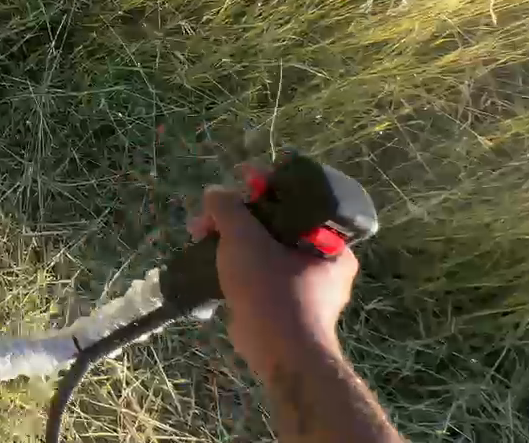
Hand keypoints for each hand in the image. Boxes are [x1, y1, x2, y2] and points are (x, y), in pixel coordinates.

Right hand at [187, 180, 356, 384]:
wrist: (279, 350)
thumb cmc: (270, 288)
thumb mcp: (244, 238)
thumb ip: (228, 208)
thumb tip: (214, 193)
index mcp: (330, 246)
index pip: (297, 201)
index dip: (266, 185)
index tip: (239, 178)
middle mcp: (321, 261)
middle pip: (272, 220)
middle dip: (234, 213)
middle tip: (207, 216)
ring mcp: (301, 281)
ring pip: (259, 242)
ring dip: (226, 233)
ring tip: (198, 235)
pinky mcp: (281, 297)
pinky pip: (255, 264)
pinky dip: (232, 256)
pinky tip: (209, 254)